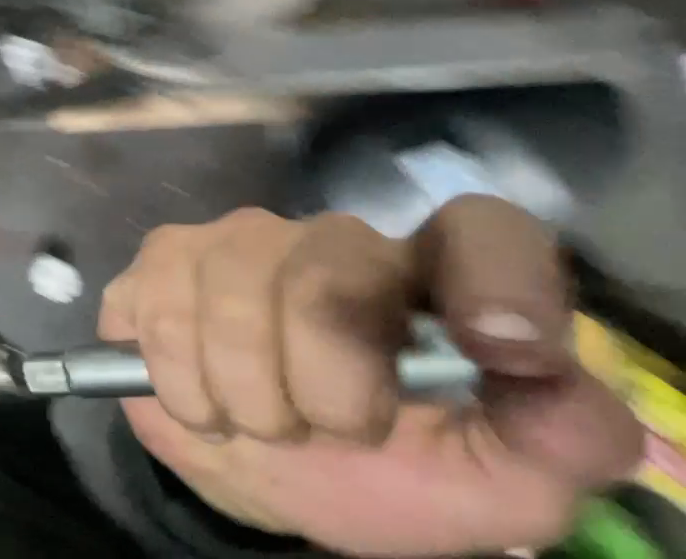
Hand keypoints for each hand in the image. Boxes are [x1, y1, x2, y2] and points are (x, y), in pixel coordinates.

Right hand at [99, 196, 642, 555]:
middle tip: (325, 430)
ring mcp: (230, 238)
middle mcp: (330, 238)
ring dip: (246, 399)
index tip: (505, 349)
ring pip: (229, 304)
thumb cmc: (383, 472)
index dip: (498, 276)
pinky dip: (181, 385)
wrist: (258, 469)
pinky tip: (202, 397)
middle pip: (327, 282)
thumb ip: (556, 433)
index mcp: (433, 280)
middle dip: (324, 392)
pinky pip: (158, 316)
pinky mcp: (159, 258)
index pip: (483, 231)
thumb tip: (541, 369)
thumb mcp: (493, 482)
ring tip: (257, 419)